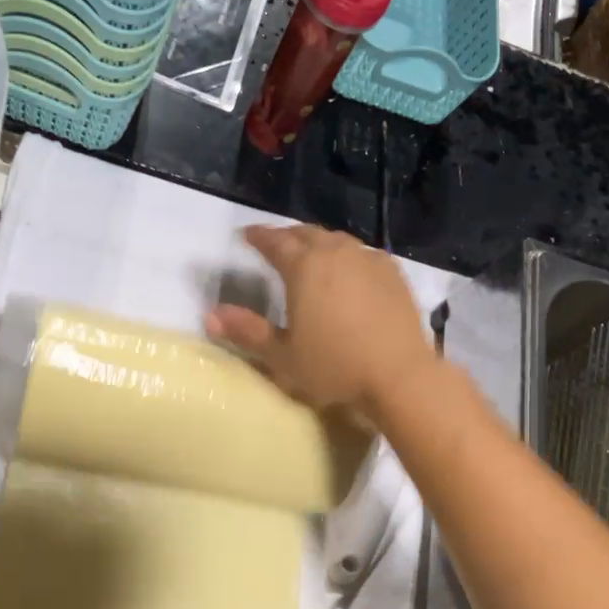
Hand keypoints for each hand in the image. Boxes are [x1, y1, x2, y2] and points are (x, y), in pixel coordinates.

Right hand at [207, 223, 433, 413]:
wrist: (398, 375)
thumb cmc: (334, 367)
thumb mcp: (283, 356)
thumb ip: (247, 332)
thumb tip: (209, 315)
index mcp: (304, 267)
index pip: (274, 241)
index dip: (258, 237)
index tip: (246, 236)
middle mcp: (336, 253)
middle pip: (307, 233)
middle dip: (287, 235)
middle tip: (274, 243)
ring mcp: (369, 260)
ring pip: (337, 240)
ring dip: (318, 243)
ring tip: (309, 255)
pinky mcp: (393, 273)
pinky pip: (361, 254)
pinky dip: (345, 256)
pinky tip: (346, 272)